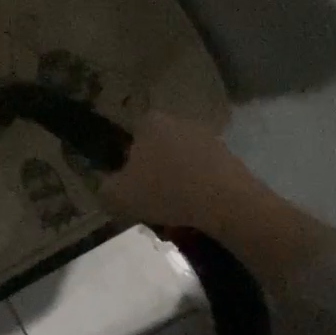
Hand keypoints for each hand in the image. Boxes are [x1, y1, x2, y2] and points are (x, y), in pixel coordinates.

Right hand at [101, 110, 335, 286]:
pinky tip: (198, 211)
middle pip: (157, 151)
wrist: (228, 204)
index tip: (131, 188)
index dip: (126, 165)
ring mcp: (208, 138)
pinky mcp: (231, 157)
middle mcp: (179, 122)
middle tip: (151, 202)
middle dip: (153, 174)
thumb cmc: (166, 192)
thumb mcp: (118, 197)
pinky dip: (199, 190)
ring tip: (176, 212)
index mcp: (150, 123)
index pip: (129, 139)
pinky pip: (204, 174)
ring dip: (177, 183)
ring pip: (181, 163)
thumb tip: (109, 189)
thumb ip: (104, 190)